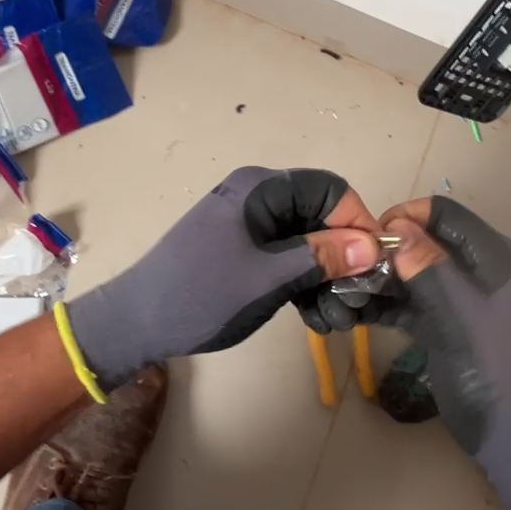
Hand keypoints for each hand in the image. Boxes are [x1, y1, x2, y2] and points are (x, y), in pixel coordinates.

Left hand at [62, 167, 380, 388]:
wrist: (137, 322)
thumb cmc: (201, 294)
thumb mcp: (268, 278)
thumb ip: (321, 257)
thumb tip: (372, 245)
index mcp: (259, 188)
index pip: (329, 189)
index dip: (357, 222)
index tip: (373, 264)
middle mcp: (256, 195)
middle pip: (320, 215)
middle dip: (343, 256)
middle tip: (353, 300)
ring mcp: (248, 222)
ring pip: (307, 239)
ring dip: (326, 275)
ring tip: (332, 317)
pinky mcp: (242, 247)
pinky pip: (287, 254)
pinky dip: (304, 279)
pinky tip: (312, 313)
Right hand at [378, 196, 510, 509]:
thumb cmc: (496, 369)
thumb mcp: (460, 313)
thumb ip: (429, 266)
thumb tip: (397, 225)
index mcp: (494, 257)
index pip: (445, 214)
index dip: (406, 216)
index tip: (368, 237)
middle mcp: (479, 271)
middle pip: (427, 243)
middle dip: (388, 251)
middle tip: (348, 267)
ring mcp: (464, 302)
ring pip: (417, 275)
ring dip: (382, 280)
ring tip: (342, 291)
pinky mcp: (449, 328)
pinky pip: (415, 305)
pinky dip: (388, 306)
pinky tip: (353, 312)